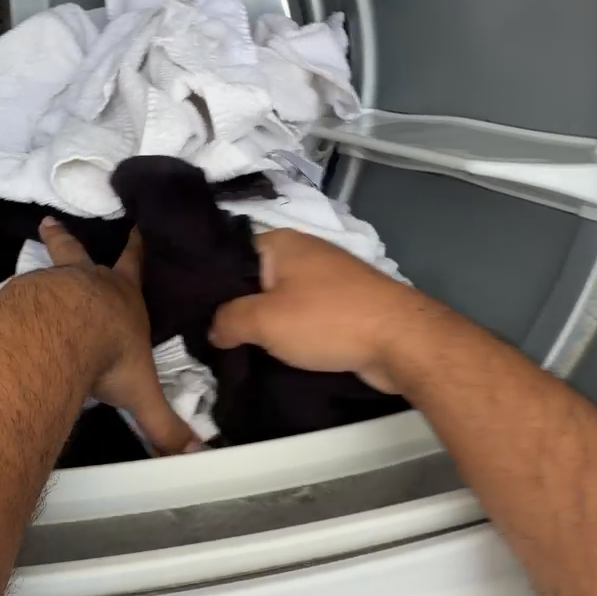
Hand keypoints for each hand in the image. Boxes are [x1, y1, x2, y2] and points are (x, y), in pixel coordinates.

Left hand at [37, 218, 197, 455]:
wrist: (63, 332)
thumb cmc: (110, 353)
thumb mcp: (140, 392)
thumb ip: (163, 426)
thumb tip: (195, 458)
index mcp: (122, 297)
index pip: (134, 265)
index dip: (137, 248)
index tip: (135, 226)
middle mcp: (88, 283)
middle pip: (77, 252)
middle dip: (66, 238)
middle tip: (47, 221)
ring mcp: (54, 284)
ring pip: (47, 268)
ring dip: (42, 263)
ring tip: (31, 262)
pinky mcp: (25, 296)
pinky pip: (21, 291)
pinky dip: (19, 295)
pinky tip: (9, 304)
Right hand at [209, 229, 439, 393]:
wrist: (401, 341)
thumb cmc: (326, 320)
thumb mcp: (263, 322)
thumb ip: (228, 321)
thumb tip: (213, 330)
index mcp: (280, 242)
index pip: (230, 256)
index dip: (211, 285)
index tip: (195, 314)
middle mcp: (303, 252)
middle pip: (254, 280)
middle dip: (237, 309)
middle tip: (214, 338)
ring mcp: (327, 277)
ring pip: (280, 300)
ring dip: (266, 325)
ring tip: (240, 349)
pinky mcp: (344, 303)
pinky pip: (305, 315)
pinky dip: (292, 332)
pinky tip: (277, 353)